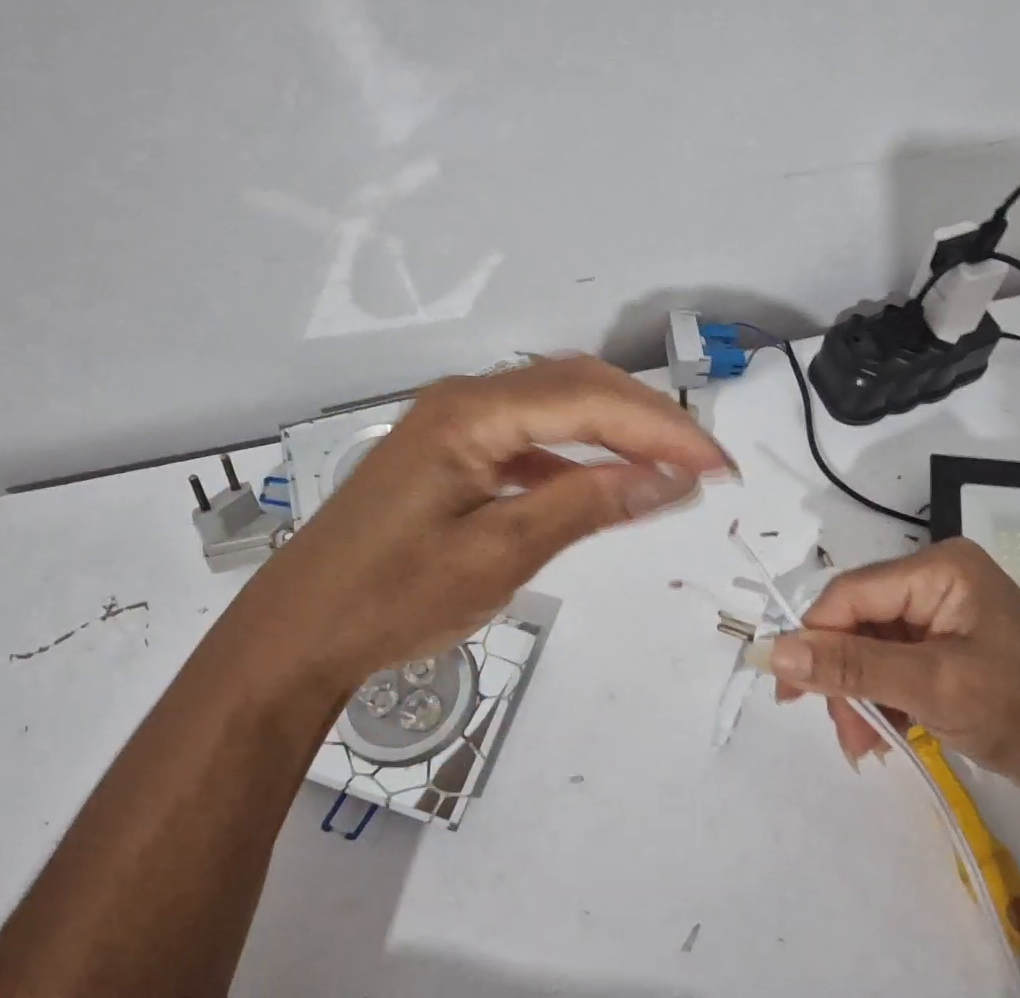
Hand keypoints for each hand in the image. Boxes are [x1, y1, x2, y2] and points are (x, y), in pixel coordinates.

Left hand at [237, 356, 733, 688]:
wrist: (297, 633)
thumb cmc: (394, 598)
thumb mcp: (501, 555)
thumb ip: (589, 504)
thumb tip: (673, 478)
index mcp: (473, 413)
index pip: (592, 402)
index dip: (664, 430)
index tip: (721, 467)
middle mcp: (464, 399)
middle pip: (578, 387)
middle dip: (649, 421)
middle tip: (706, 464)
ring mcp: (453, 422)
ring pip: (556, 405)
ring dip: (617, 432)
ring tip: (669, 467)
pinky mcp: (449, 451)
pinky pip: (530, 435)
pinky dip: (576, 453)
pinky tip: (599, 482)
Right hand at [767, 538, 1019, 798]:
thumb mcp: (931, 687)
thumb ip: (851, 667)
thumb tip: (771, 652)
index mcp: (939, 568)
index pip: (850, 593)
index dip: (813, 638)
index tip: (788, 692)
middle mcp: (938, 579)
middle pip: (859, 622)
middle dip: (843, 678)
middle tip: (844, 734)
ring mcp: (944, 612)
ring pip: (872, 647)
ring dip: (860, 696)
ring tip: (865, 746)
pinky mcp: (948, 644)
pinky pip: (895, 663)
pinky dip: (883, 699)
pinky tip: (884, 735)